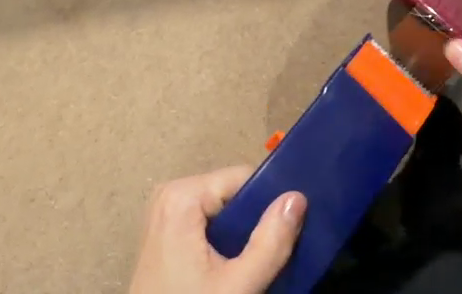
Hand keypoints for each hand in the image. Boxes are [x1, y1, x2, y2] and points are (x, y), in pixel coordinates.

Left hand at [128, 165, 304, 293]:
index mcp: (183, 195)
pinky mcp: (165, 235)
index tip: (292, 228)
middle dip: (255, 223)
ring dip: (243, 237)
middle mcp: (170, 195)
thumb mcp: (237, 286)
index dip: (270, 202)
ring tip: (256, 264)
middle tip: (275, 253)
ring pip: (223, 213)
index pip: (244, 179)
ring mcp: (165, 215)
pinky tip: (235, 269)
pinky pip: (207, 226)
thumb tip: (297, 199)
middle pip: (233, 195)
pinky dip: (225, 245)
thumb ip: (270, 243)